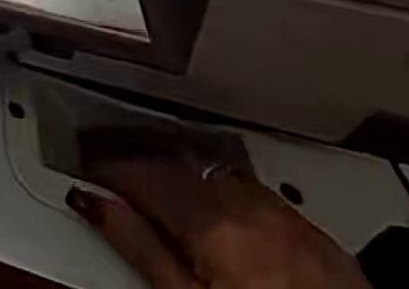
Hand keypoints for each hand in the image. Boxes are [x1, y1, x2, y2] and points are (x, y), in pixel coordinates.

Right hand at [68, 138, 369, 288]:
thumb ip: (138, 245)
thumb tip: (93, 200)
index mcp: (212, 223)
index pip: (138, 173)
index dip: (105, 168)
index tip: (88, 172)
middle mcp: (252, 210)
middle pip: (177, 164)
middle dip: (140, 163)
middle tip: (111, 172)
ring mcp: (291, 224)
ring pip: (216, 173)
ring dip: (180, 171)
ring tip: (157, 185)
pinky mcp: (321, 242)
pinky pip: (254, 193)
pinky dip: (222, 190)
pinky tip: (214, 206)